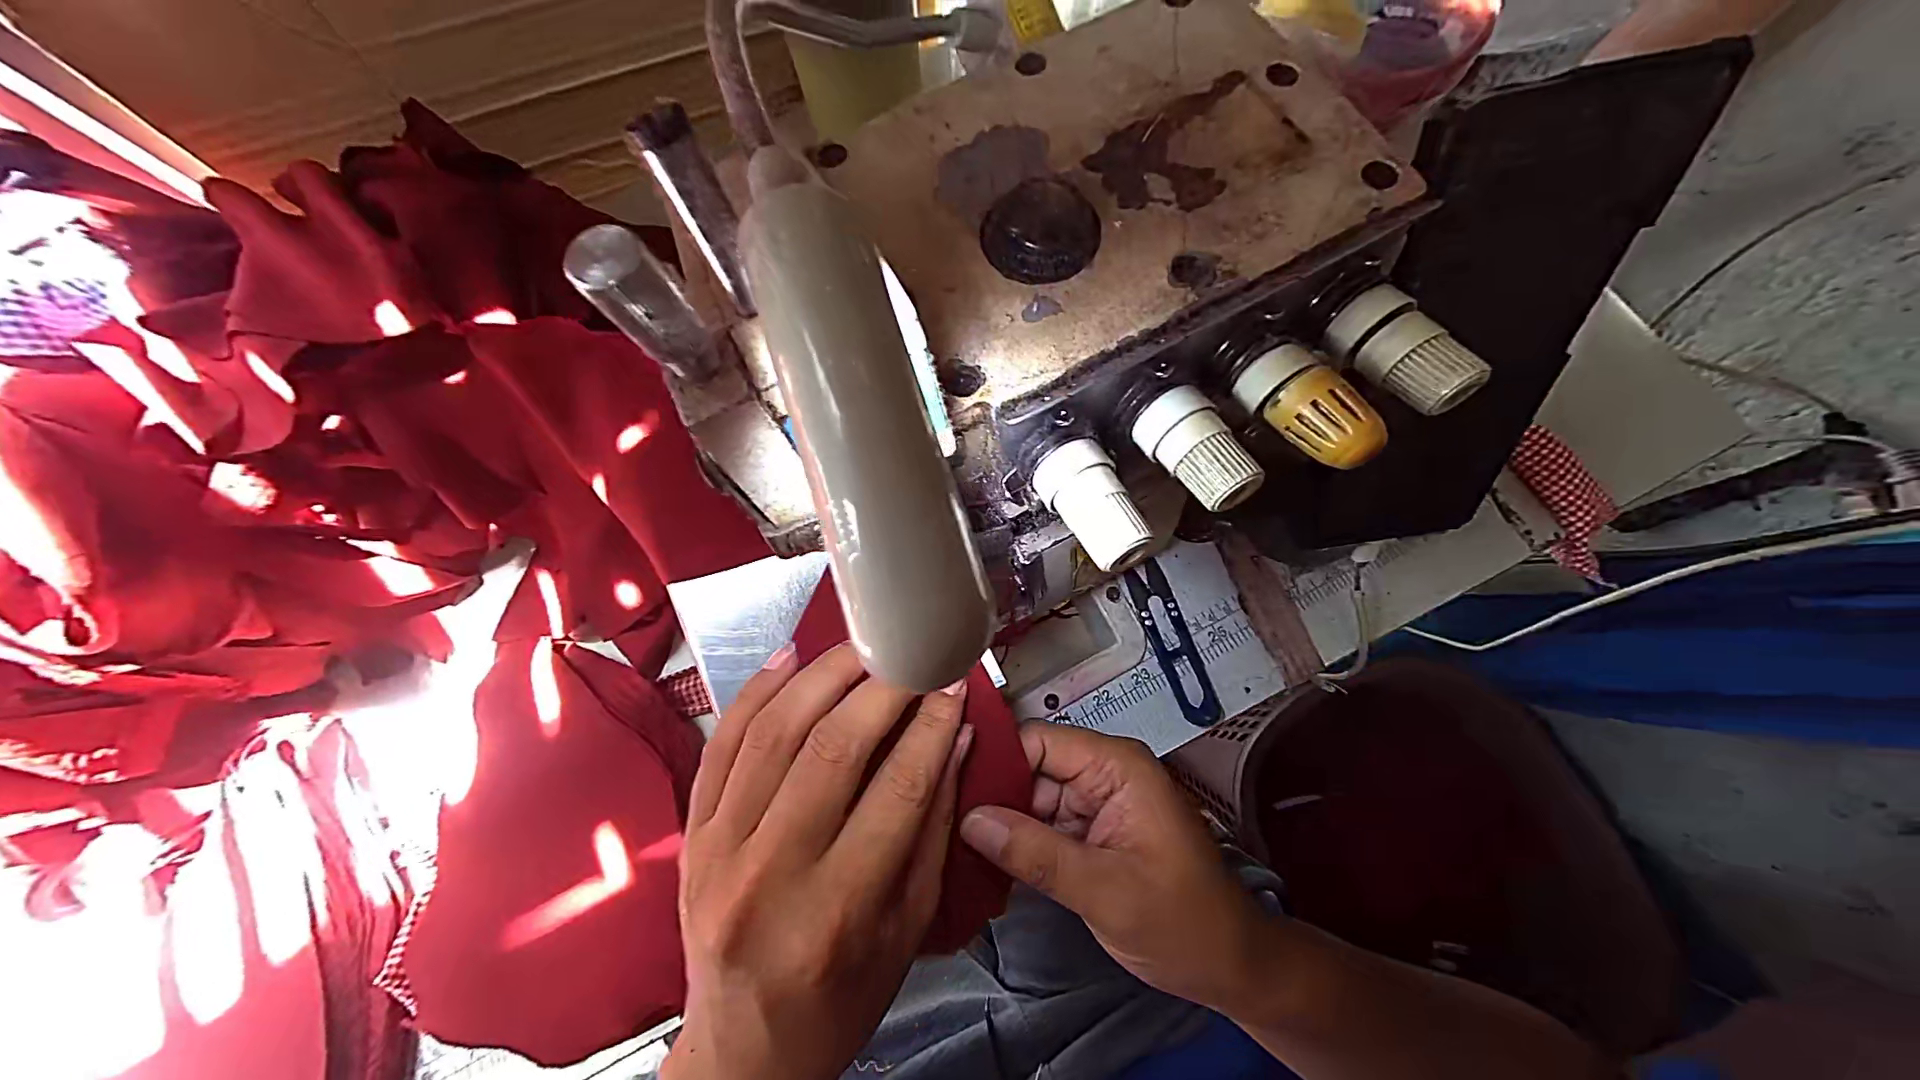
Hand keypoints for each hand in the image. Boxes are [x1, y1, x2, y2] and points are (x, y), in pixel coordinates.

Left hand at [663, 644, 973, 1079]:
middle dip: (883, 689)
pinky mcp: (692, 833)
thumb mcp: (909, 927)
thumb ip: (934, 829)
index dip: (932, 727)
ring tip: (860, 647)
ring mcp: (719, 849)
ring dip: (822, 676)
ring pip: (773, 733)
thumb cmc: (840, 997)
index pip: (899, 790)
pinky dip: (756, 693)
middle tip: (912, 657)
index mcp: (838, 912)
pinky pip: (723, 744)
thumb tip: (953, 738)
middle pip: (832, 750)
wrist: (744, 1049)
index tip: (951, 687)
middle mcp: (770, 875)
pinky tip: (789, 659)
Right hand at [957, 720, 1270, 1011]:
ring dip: (999, 822)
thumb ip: (1036, 853)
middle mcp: (1102, 774)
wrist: (1231, 967)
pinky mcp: (1089, 833)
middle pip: (1029, 768)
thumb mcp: (1106, 890)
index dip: (993, 759)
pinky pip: (1041, 825)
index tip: (947, 783)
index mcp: (1116, 766)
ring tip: (951, 841)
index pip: (1038, 742)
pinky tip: (982, 859)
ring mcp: (1095, 804)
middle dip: (990, 795)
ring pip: (1030, 798)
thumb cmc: (1185, 922)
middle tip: (941, 821)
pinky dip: (1016, 843)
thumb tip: (971, 820)